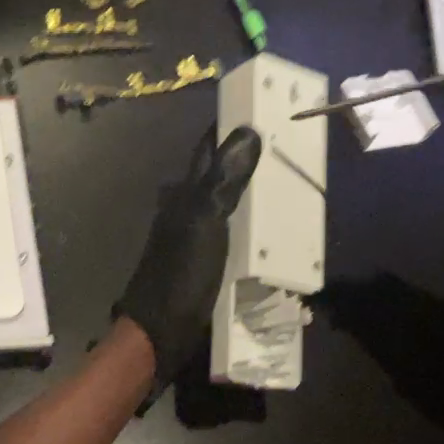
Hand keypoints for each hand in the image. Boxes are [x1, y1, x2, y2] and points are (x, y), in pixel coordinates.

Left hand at [115, 126, 261, 395]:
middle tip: (283, 150)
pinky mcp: (198, 268)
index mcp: (182, 198)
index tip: (258, 108)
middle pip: (213, 179)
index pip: (205, 152)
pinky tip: (268, 236)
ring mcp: (189, 243)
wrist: (159, 334)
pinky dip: (246, 231)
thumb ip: (222, 181)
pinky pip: (227, 238)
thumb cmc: (180, 277)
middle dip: (241, 162)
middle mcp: (182, 215)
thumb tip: (245, 131)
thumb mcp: (205, 224)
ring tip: (284, 189)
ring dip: (245, 197)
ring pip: (220, 208)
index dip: (225, 130)